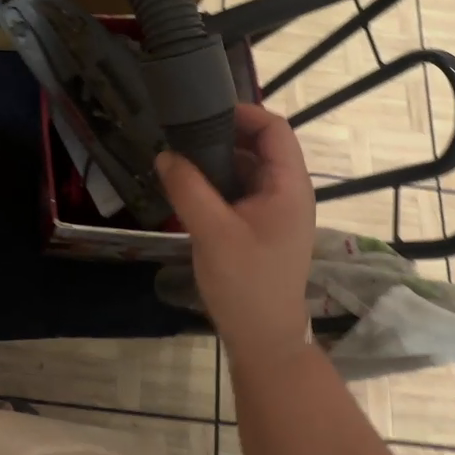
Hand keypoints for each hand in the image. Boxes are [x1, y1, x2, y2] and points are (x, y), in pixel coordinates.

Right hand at [156, 104, 314, 364]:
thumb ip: (188, 188)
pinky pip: (240, 189)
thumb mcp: (212, 233)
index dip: (242, 113)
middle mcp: (288, 191)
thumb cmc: (246, 284)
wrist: (264, 342)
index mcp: (289, 185)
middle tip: (182, 133)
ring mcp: (276, 209)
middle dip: (223, 135)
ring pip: (247, 167)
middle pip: (260, 144)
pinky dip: (217, 181)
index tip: (202, 112)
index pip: (274, 128)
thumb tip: (164, 153)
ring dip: (216, 159)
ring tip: (179, 156)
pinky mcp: (262, 225)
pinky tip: (188, 186)